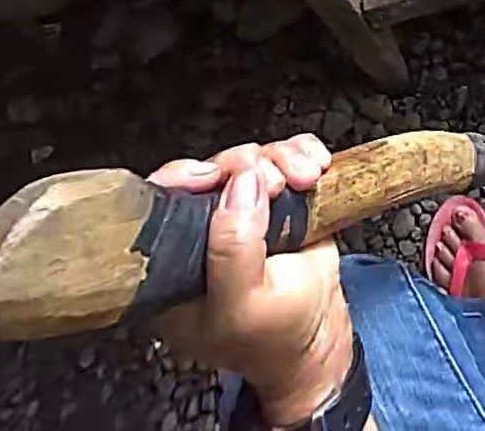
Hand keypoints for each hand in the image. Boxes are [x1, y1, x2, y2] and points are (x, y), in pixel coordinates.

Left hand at [147, 136, 352, 424]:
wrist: (320, 332)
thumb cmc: (274, 334)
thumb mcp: (243, 305)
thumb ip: (233, 251)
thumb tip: (241, 186)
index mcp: (177, 260)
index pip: (164, 203)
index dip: (186, 178)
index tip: (215, 177)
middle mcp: (208, 228)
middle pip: (219, 168)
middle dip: (253, 166)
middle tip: (277, 186)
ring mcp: (249, 207)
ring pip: (258, 155)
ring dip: (287, 158)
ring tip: (306, 180)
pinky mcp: (285, 194)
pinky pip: (292, 152)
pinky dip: (306, 152)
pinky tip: (316, 168)